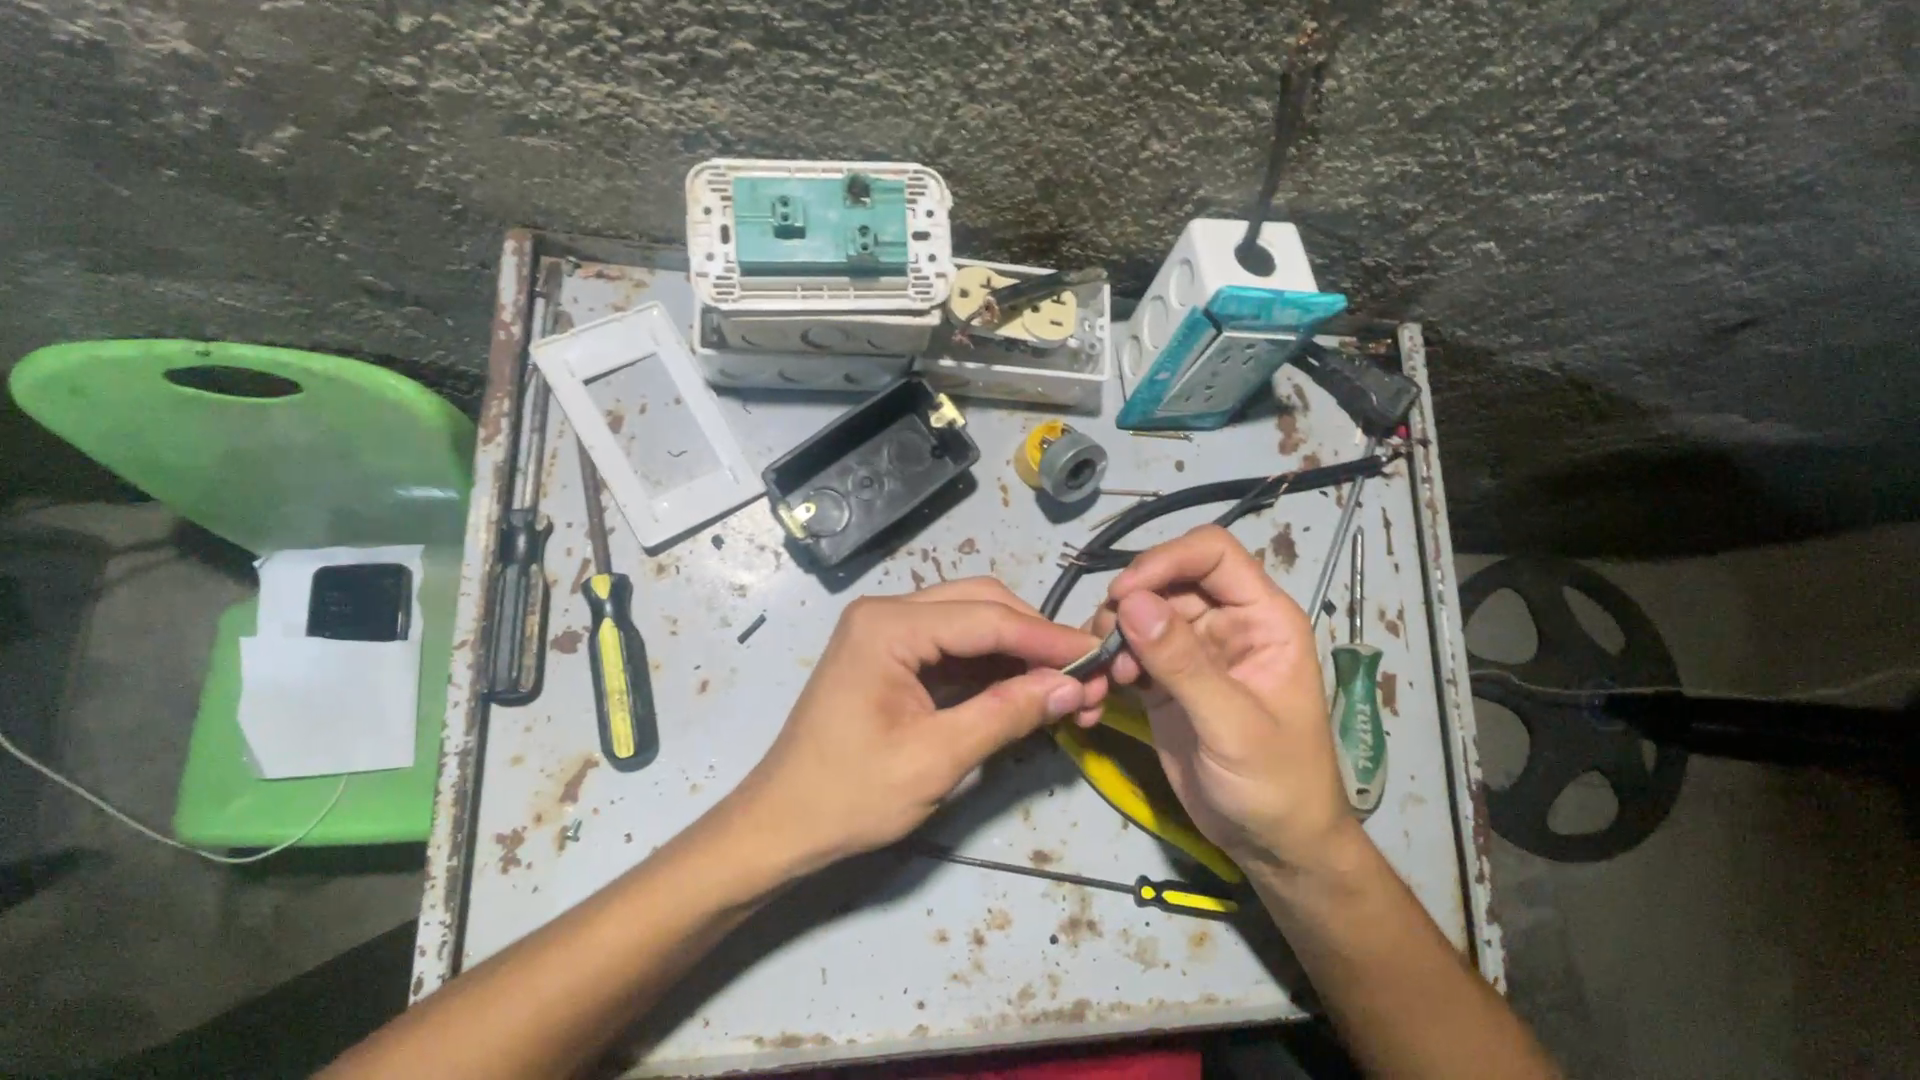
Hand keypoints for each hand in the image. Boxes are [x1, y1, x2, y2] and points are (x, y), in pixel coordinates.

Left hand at [731, 578, 1104, 875]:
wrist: (782, 825)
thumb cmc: (850, 796)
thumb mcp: (936, 758)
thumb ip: (1006, 713)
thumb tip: (1074, 686)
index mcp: (888, 626)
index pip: (988, 618)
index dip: (1049, 638)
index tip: (1103, 658)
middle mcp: (888, 613)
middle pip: (983, 607)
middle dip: (1037, 639)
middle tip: (1087, 678)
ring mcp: (888, 633)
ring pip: (974, 625)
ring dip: (1021, 653)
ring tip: (1069, 689)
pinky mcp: (894, 658)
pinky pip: (956, 650)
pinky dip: (995, 669)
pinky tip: (1029, 691)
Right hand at [1091, 525, 1353, 875]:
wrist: (1273, 846)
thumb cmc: (1277, 784)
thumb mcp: (1234, 725)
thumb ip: (1184, 663)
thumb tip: (1131, 602)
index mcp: (1262, 618)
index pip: (1213, 555)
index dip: (1166, 561)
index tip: (1123, 595)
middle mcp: (1225, 624)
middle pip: (1165, 582)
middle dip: (1128, 607)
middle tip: (1104, 652)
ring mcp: (1192, 653)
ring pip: (1138, 616)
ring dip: (1109, 640)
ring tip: (1102, 682)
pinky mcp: (1164, 682)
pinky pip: (1126, 654)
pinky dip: (1104, 669)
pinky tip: (1096, 698)